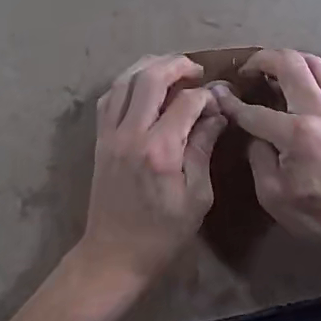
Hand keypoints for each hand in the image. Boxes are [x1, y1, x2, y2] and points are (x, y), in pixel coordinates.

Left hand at [77, 55, 226, 285]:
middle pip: (150, 78)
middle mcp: (131, 134)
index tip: (220, 101)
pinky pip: (110, 97)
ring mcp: (110, 134)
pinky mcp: (100, 139)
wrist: (113, 255)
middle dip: (177, 65)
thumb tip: (216, 115)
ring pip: (125, 80)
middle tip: (198, 70)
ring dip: (151, 67)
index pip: (186, 102)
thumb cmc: (163, 233)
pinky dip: (128, 82)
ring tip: (173, 69)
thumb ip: (203, 149)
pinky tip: (144, 86)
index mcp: (160, 150)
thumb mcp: (197, 197)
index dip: (207, 95)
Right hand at [211, 50, 320, 275]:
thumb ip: (258, 157)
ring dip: (286, 60)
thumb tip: (253, 132)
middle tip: (245, 71)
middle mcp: (319, 110)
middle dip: (261, 59)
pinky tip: (293, 88)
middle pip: (288, 62)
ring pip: (312, 62)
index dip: (231, 103)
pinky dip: (304, 73)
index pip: (255, 111)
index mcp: (298, 134)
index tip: (217, 94)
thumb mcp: (274, 195)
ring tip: (269, 72)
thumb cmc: (320, 215)